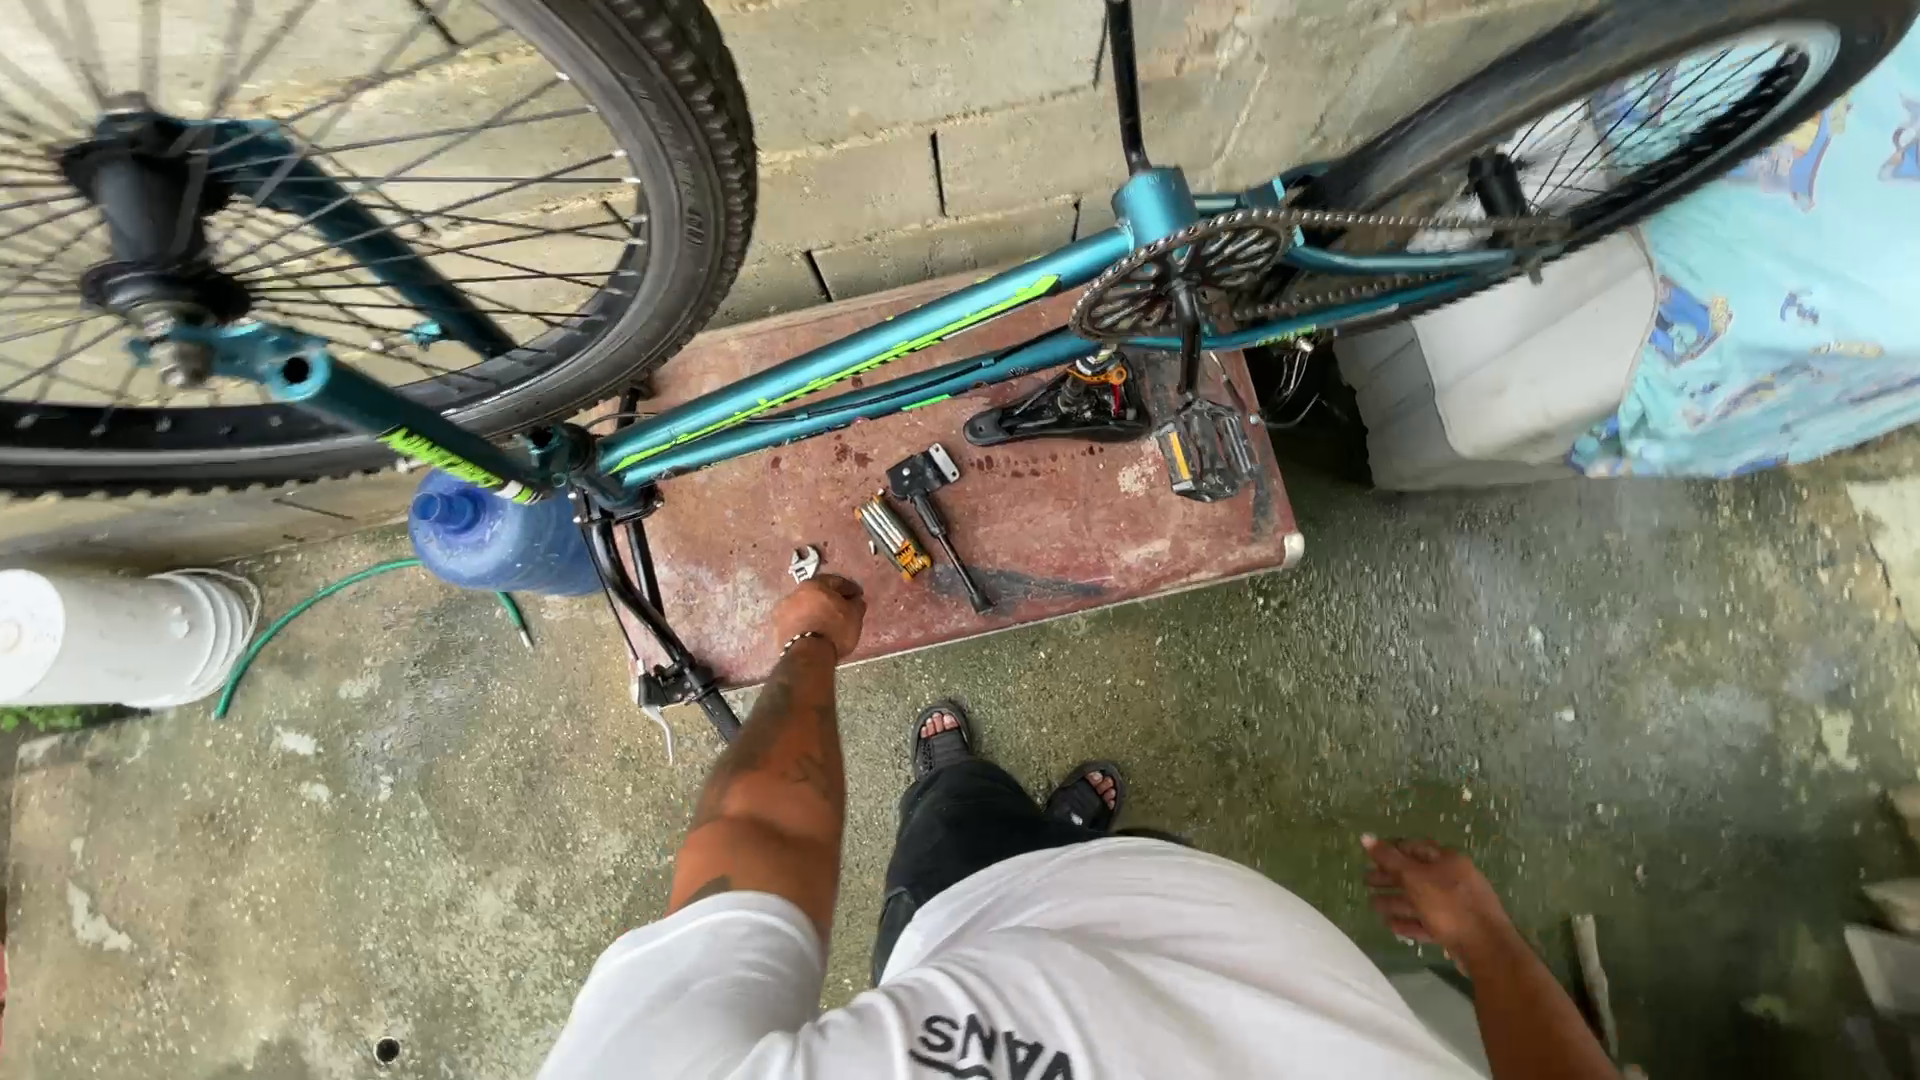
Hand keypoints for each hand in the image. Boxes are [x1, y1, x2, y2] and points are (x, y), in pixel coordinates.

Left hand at [772, 574, 865, 659]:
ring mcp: (783, 610)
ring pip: (803, 607)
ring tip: (825, 623)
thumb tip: (855, 601)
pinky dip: (805, 624)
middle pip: (816, 593)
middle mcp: (795, 592)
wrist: (807, 654)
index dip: (849, 588)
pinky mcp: (777, 628)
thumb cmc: (834, 629)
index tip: (857, 596)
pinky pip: (795, 622)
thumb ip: (856, 604)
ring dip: (814, 612)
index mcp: (815, 584)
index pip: (836, 581)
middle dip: (829, 600)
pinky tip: (813, 632)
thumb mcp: (854, 616)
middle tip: (841, 609)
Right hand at [1361, 835, 1517, 964]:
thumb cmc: (1449, 905)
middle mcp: (1455, 879)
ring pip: (1420, 900)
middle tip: (1367, 881)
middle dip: (1390, 879)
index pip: (1415, 848)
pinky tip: (1392, 926)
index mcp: (1449, 861)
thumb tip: (1364, 836)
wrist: (1488, 951)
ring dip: (1396, 902)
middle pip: (1415, 875)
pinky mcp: (1458, 929)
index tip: (1371, 857)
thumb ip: (1389, 858)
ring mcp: (1458, 906)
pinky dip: (1410, 922)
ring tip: (1373, 906)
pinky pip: (1429, 920)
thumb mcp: (1414, 877)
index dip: (1392, 850)